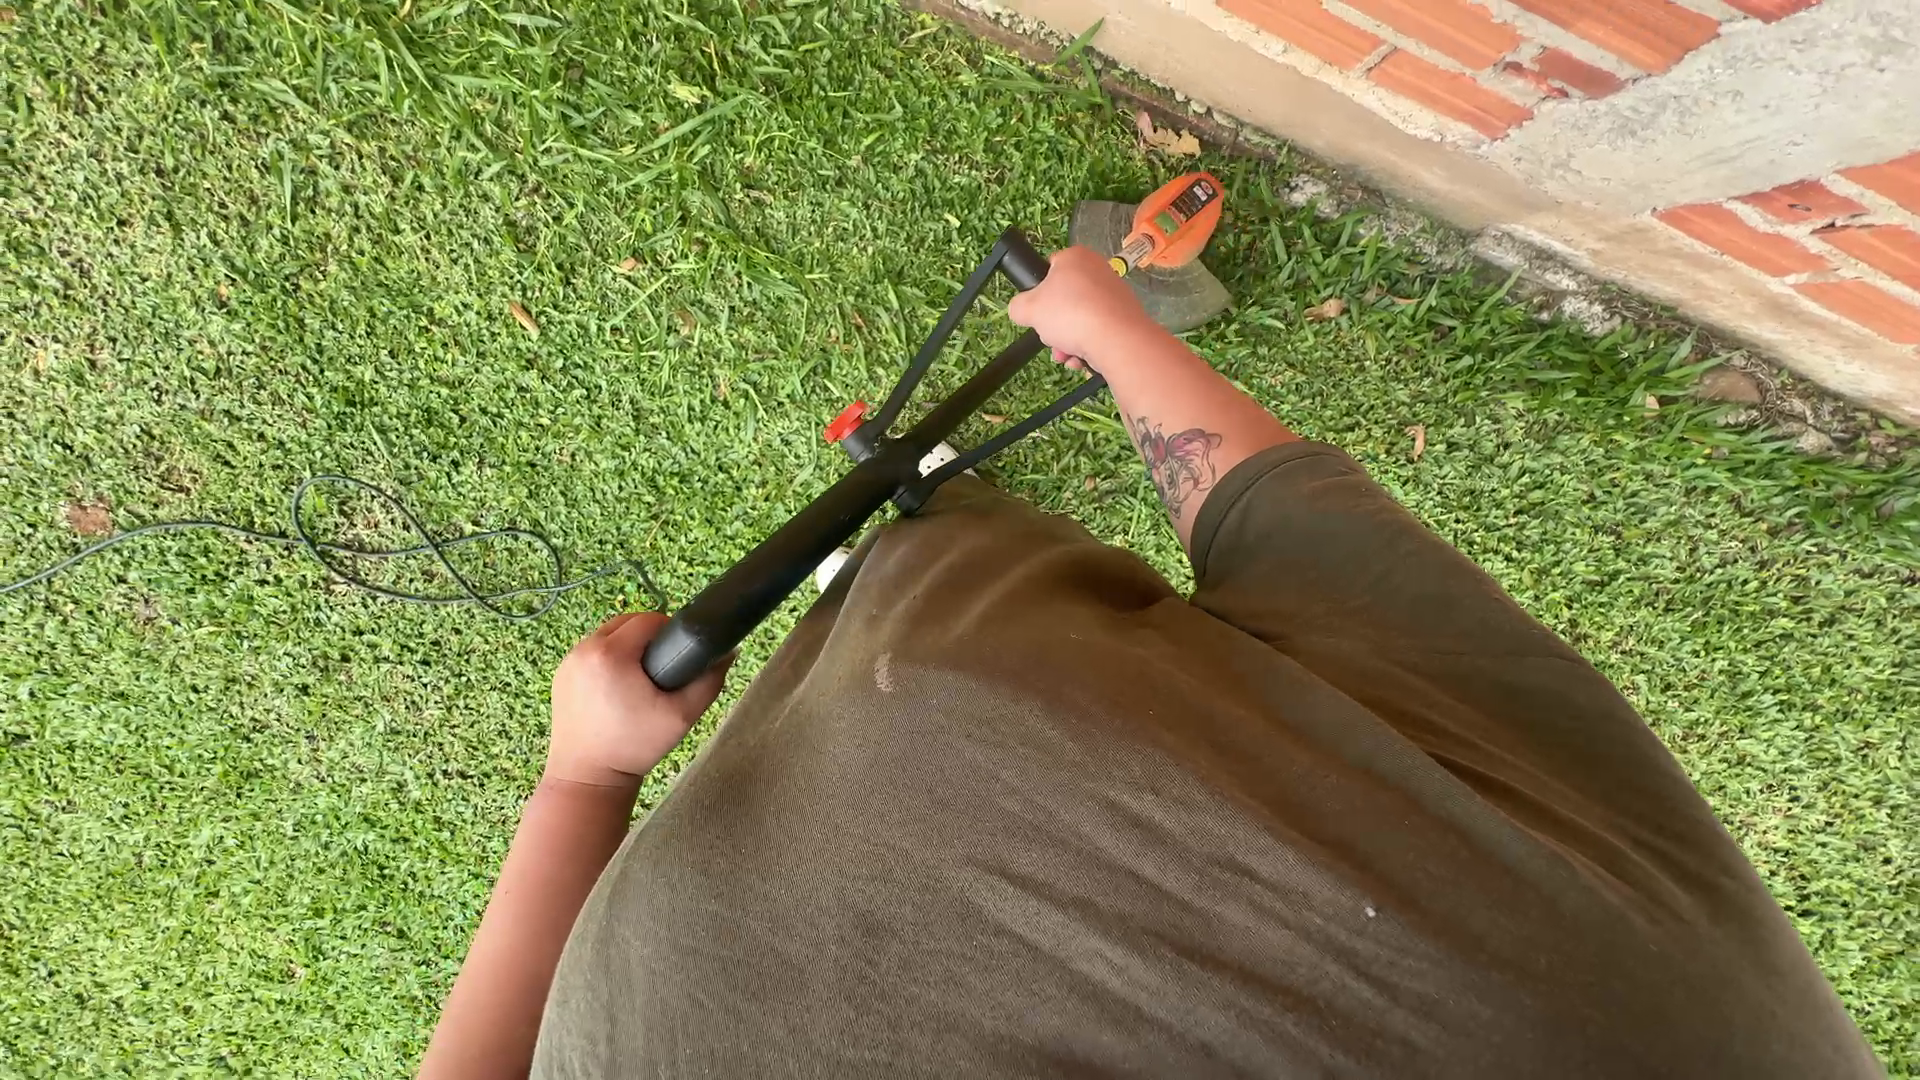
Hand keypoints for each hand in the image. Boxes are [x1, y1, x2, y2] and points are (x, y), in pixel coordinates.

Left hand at [545, 613, 732, 793]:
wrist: (588, 778)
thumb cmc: (635, 745)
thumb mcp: (683, 715)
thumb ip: (710, 680)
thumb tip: (729, 652)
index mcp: (610, 654)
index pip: (649, 620)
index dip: (671, 632)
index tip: (679, 657)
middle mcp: (584, 650)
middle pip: (627, 622)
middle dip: (649, 636)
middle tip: (665, 666)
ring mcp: (569, 662)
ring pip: (608, 635)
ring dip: (629, 645)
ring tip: (644, 674)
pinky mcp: (561, 675)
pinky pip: (593, 651)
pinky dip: (610, 658)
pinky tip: (622, 683)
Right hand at [1005, 246, 1160, 374]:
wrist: (1116, 338)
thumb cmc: (1070, 314)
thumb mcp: (1028, 309)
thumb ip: (1018, 307)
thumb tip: (1021, 310)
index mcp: (1074, 257)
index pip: (1048, 270)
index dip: (1038, 293)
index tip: (1037, 312)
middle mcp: (1097, 269)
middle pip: (1064, 300)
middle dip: (1054, 326)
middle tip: (1051, 338)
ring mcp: (1113, 292)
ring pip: (1080, 318)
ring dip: (1067, 341)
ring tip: (1066, 355)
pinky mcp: (1124, 314)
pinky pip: (1097, 329)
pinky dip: (1087, 345)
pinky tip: (1081, 358)